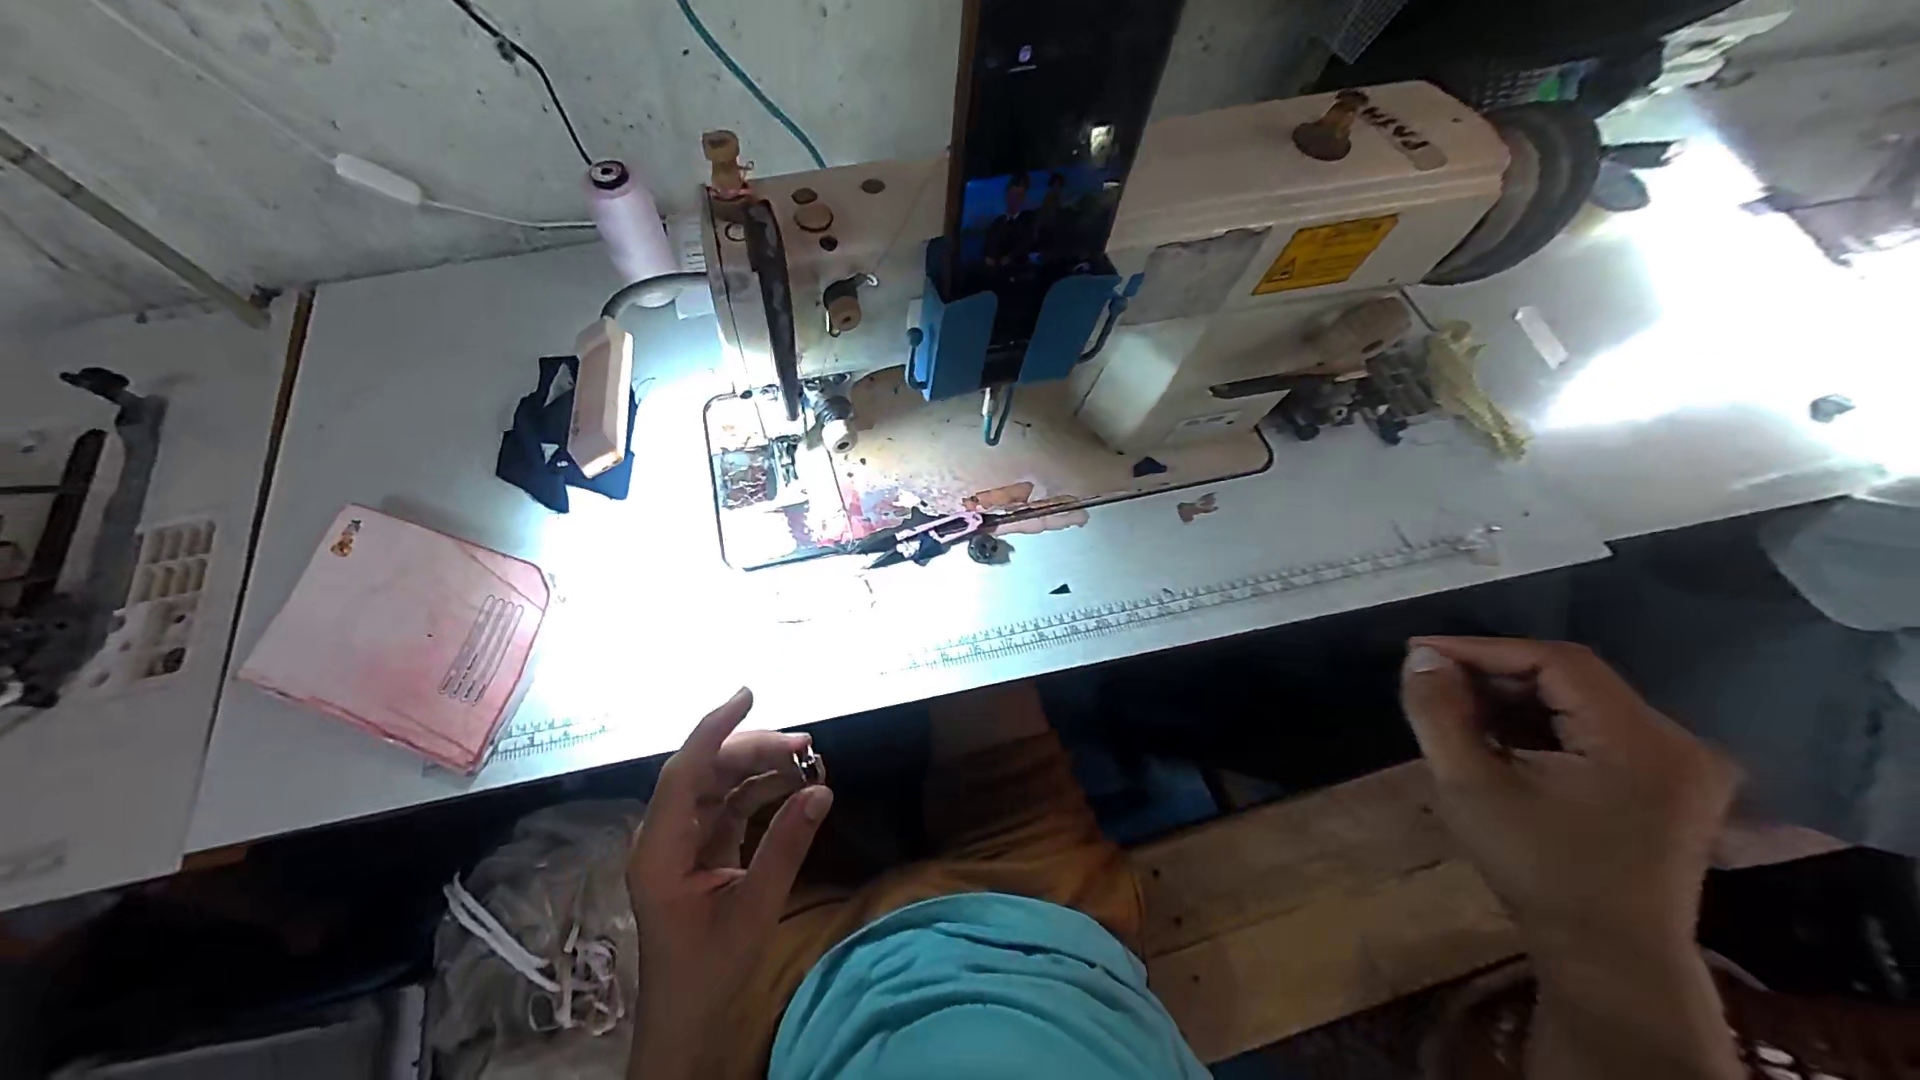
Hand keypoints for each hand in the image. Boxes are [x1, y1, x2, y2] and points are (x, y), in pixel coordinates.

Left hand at [626, 688, 831, 1078]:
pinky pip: (733, 804)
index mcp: (661, 850)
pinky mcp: (703, 848)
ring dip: (763, 767)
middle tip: (807, 746)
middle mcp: (667, 835)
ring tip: (810, 761)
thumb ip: (786, 846)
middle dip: (756, 750)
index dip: (714, 730)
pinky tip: (795, 787)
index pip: (683, 773)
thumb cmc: (709, 973)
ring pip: (722, 783)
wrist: (688, 1022)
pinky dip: (763, 791)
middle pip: (707, 771)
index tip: (747, 696)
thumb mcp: (754, 909)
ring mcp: (685, 841)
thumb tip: (822, 789)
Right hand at [1399, 637, 1736, 952]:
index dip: (1482, 648)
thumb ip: (1439, 713)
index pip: (1557, 662)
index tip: (1421, 651)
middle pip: (1572, 678)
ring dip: (1513, 697)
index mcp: (1641, 741)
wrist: (1609, 957)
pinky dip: (1539, 722)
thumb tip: (1420, 657)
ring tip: (1454, 704)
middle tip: (1432, 678)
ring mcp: (1679, 763)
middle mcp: (1676, 741)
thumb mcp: (1469, 786)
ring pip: (1580, 701)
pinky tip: (1495, 733)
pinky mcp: (1669, 781)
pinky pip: (1594, 727)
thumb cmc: (1538, 871)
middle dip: (1494, 673)